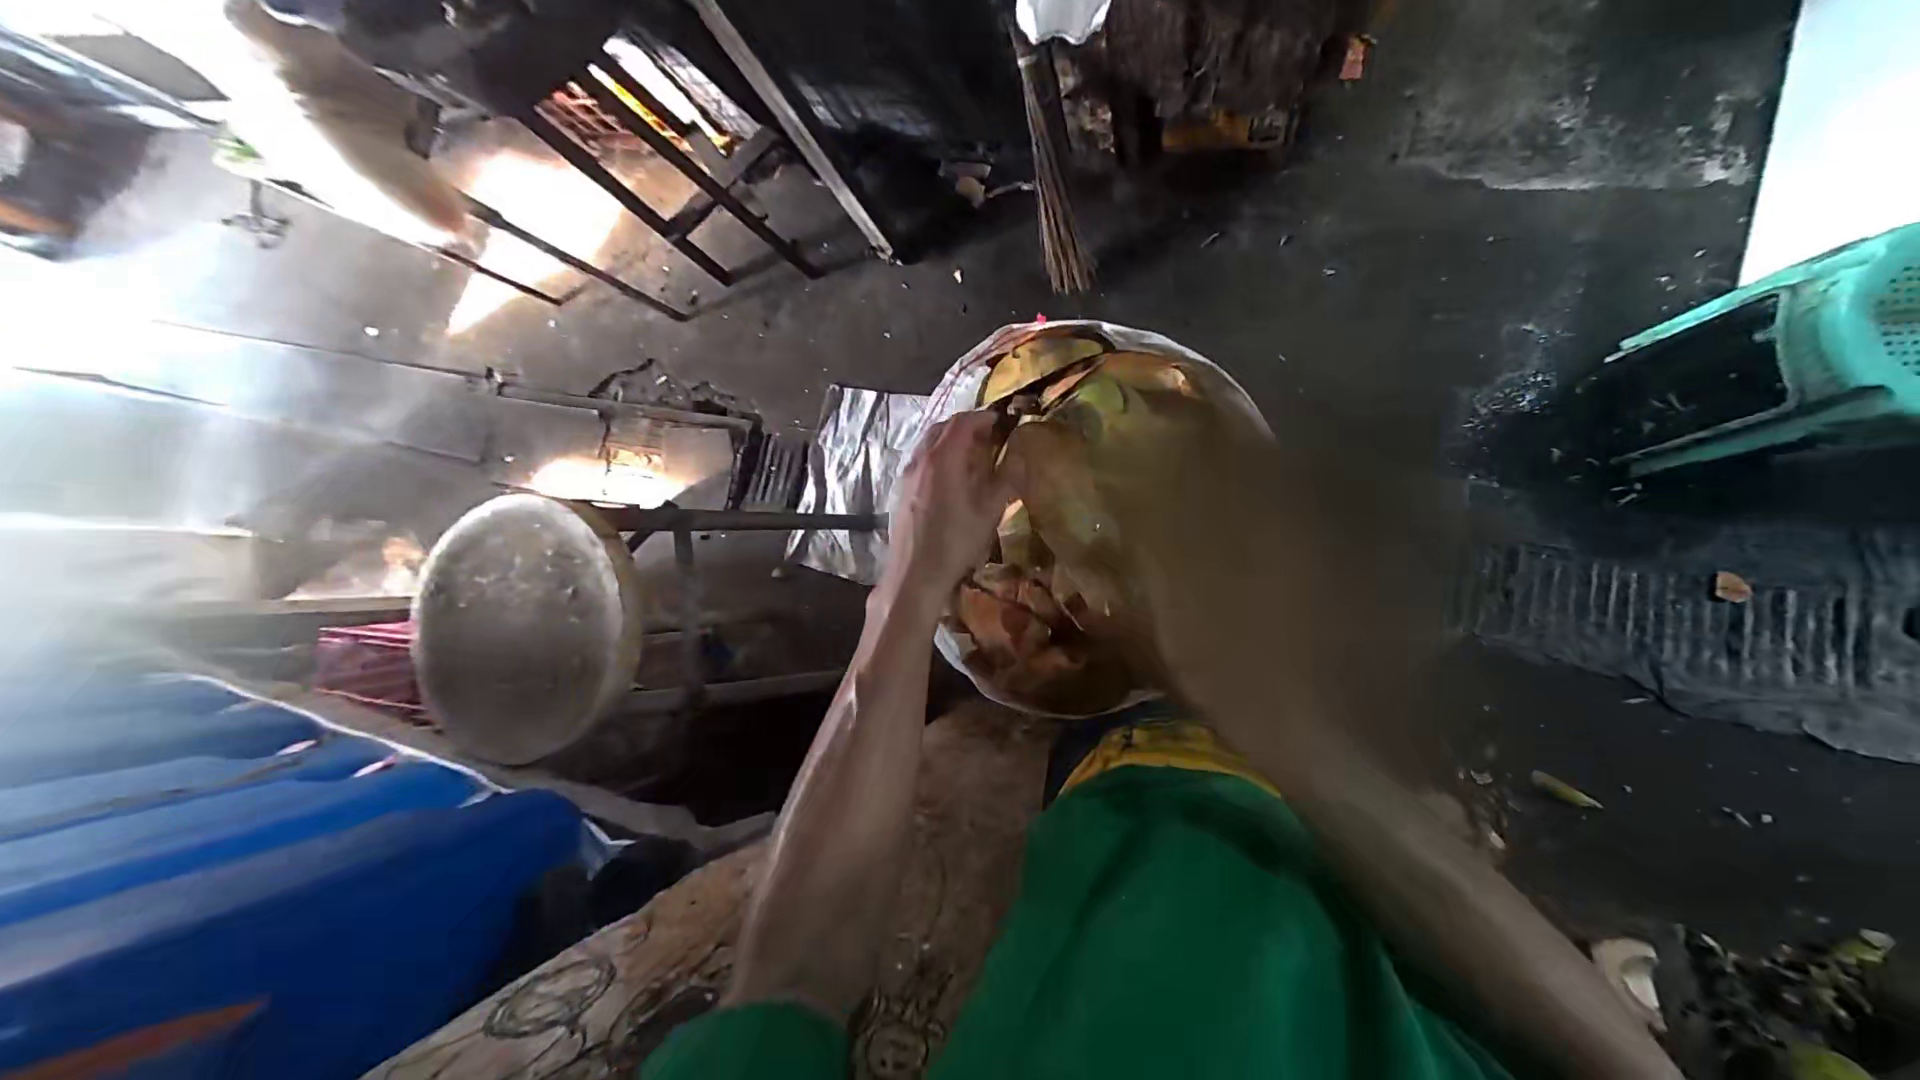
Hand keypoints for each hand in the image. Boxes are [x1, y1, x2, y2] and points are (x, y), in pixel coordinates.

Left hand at [882, 410, 1012, 609]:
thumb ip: (1007, 478)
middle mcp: (920, 460)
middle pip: (942, 428)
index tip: (1002, 422)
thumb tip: (1021, 453)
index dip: (983, 417)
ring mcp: (906, 475)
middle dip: (966, 426)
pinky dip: (937, 456)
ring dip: (950, 440)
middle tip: (989, 436)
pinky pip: (920, 460)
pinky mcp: (899, 491)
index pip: (962, 422)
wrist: (914, 574)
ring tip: (972, 455)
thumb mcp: (990, 511)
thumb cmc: (956, 543)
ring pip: (928, 444)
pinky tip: (951, 477)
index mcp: (942, 459)